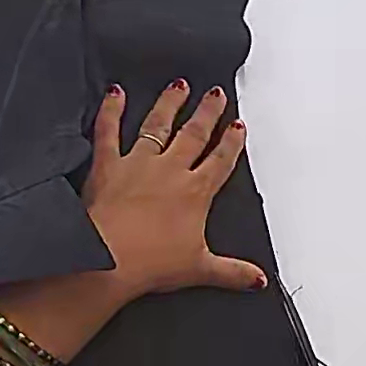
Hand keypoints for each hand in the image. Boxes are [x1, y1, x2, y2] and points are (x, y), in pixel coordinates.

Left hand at [82, 81, 267, 301]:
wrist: (110, 259)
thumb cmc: (152, 262)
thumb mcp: (201, 269)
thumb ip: (233, 272)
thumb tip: (258, 280)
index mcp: (196, 193)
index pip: (220, 161)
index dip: (232, 142)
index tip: (238, 127)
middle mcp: (170, 171)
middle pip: (195, 134)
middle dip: (208, 113)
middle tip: (216, 94)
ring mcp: (138, 164)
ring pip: (158, 125)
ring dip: (170, 104)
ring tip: (179, 85)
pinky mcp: (108, 165)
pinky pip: (109, 131)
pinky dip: (112, 111)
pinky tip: (115, 93)